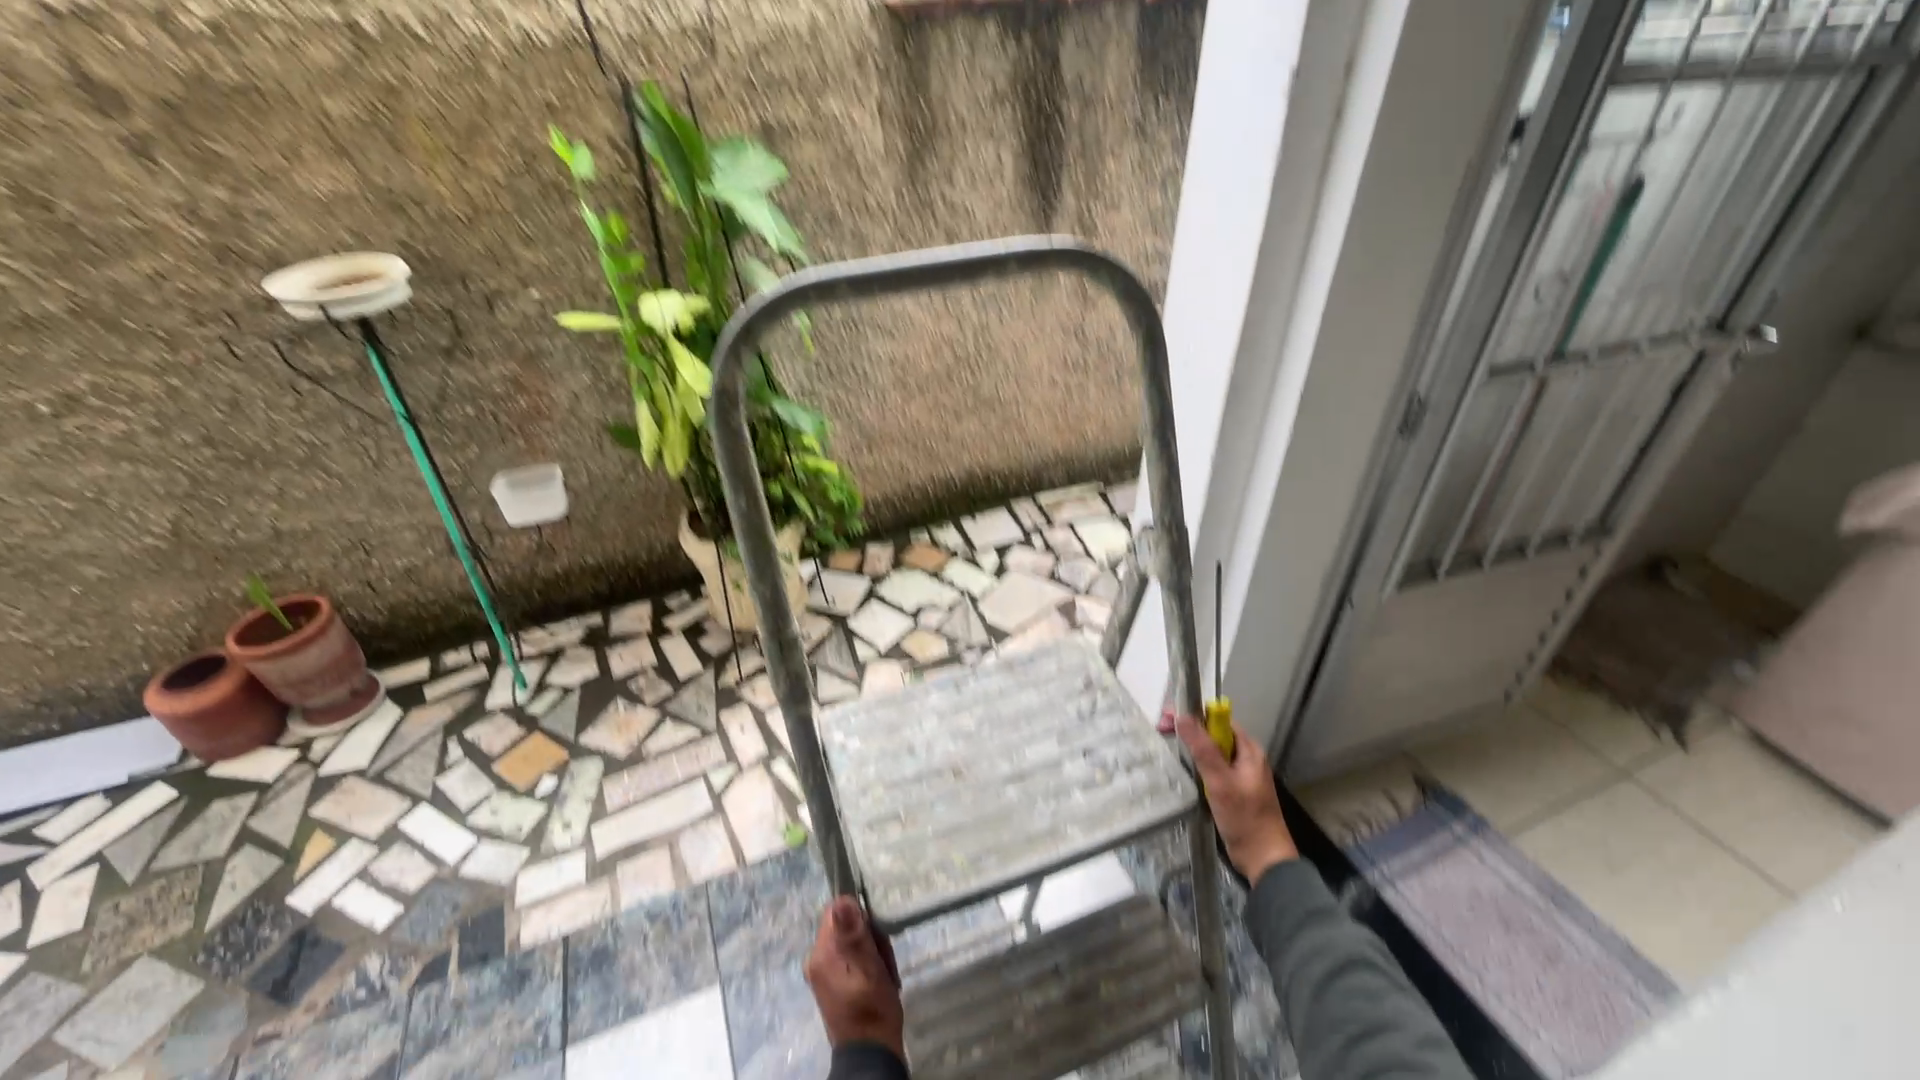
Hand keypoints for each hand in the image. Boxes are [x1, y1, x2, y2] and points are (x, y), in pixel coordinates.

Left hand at [805, 896, 904, 1060]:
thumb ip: (854, 935)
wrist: (869, 1054)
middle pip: (846, 926)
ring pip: (852, 942)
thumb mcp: (869, 969)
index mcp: (821, 953)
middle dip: (870, 938)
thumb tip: (842, 900)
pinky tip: (880, 979)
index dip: (861, 916)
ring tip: (885, 974)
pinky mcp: (833, 982)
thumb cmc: (872, 1009)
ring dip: (872, 952)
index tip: (877, 936)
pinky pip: (851, 958)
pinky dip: (868, 964)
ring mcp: (823, 972)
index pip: (837, 911)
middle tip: (885, 960)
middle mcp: (816, 959)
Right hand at [1175, 714, 1298, 883]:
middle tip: (1161, 732)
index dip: (1193, 716)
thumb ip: (1202, 748)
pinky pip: (1212, 769)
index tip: (1167, 719)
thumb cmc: (1244, 818)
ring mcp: (1239, 775)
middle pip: (1214, 734)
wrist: (1263, 858)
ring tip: (1167, 748)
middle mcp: (1245, 757)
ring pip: (1211, 752)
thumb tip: (1183, 716)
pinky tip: (1181, 770)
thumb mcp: (1220, 781)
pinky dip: (1196, 765)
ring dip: (1190, 747)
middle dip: (1188, 730)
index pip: (1218, 720)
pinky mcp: (1232, 791)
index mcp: (1249, 750)